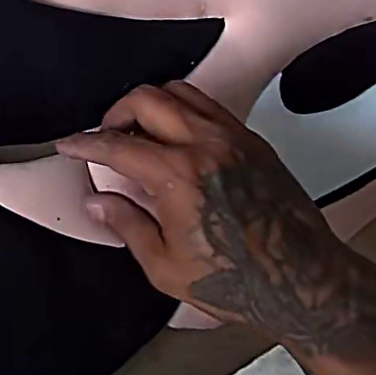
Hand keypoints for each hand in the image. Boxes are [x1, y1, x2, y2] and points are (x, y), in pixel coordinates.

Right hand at [55, 81, 375, 349]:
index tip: (69, 144)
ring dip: (149, 104)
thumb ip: (126, 225)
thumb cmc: (240, 281)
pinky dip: (181, 108)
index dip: (84, 143)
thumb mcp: (166, 266)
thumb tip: (99, 203)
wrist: (306, 284)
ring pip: (178, 91)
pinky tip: (175, 135)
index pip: (116, 144)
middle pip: (145, 98)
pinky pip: (208, 104)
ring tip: (138, 131)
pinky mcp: (252, 141)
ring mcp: (232, 138)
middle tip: (105, 137)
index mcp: (178, 176)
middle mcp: (205, 145)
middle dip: (114, 113)